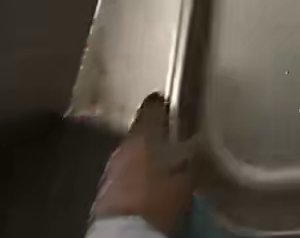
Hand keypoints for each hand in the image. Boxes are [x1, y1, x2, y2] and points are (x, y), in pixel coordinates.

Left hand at [92, 94, 196, 234]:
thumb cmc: (158, 197)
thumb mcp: (187, 173)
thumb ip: (192, 153)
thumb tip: (198, 141)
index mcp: (142, 134)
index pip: (152, 106)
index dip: (165, 103)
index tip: (176, 103)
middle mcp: (121, 148)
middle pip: (140, 132)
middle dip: (155, 135)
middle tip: (174, 140)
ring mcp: (108, 172)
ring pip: (130, 155)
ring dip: (143, 157)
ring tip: (162, 165)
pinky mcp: (101, 196)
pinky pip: (122, 176)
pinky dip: (134, 176)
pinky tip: (148, 185)